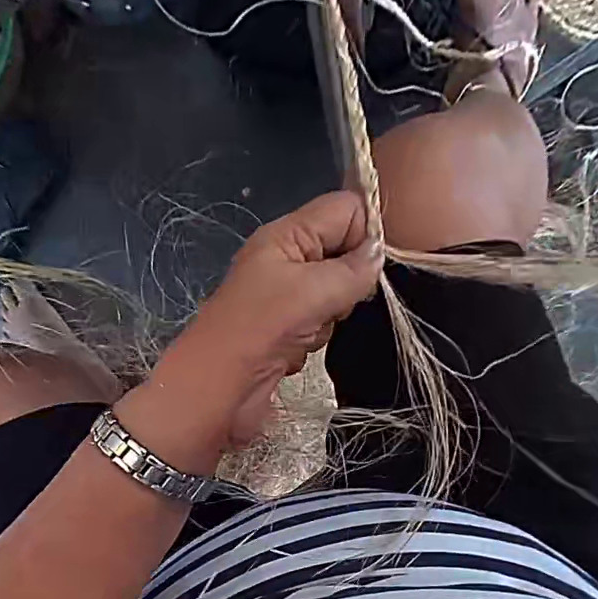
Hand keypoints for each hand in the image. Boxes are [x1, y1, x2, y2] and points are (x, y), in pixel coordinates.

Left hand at [114, 190, 381, 475]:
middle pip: (344, 254)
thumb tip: (380, 253)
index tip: (368, 269)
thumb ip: (354, 268)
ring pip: (337, 294)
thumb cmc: (259, 329)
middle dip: (350, 282)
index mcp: (287, 236)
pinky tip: (298, 349)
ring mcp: (286, 298)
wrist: (217, 388)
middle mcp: (287, 260)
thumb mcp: (313, 289)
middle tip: (333, 304)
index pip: (345, 210)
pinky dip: (316, 338)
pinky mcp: (286, 331)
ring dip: (332, 317)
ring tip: (308, 331)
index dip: (365, 234)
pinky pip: (321, 325)